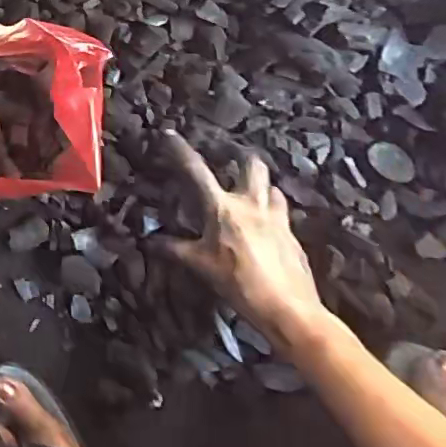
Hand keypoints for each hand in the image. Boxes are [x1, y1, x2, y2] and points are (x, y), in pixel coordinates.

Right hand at [158, 131, 330, 348]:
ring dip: (261, 186)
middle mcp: (252, 205)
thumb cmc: (239, 283)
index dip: (181, 150)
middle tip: (230, 156)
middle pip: (252, 165)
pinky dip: (271, 213)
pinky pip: (282, 215)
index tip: (170, 133)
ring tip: (250, 191)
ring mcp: (278, 221)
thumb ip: (174, 249)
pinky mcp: (294, 239)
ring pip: (273, 188)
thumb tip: (151, 240)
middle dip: (241, 156)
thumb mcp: (200, 265)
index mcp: (223, 208)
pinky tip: (264, 226)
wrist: (292, 313)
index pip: (197, 170)